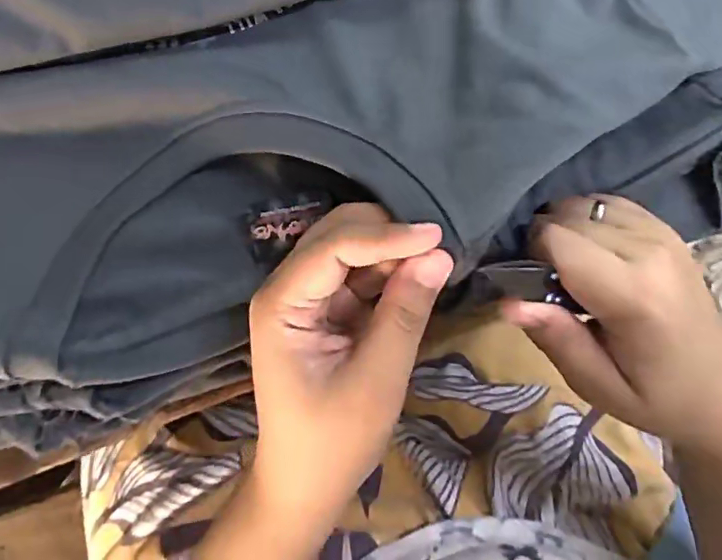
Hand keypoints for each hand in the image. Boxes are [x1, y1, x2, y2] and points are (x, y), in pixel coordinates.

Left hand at [244, 203, 453, 523]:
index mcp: (281, 303)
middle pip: (338, 233)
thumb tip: (440, 255)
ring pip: (350, 244)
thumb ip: (405, 313)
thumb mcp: (377, 382)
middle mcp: (287, 286)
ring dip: (390, 247)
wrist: (303, 488)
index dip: (385, 236)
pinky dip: (389, 267)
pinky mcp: (324, 305)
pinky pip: (358, 269)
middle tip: (436, 246)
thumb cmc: (333, 443)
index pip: (333, 247)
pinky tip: (417, 271)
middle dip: (386, 233)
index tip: (435, 235)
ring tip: (433, 257)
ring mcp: (304, 293)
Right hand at [500, 194, 721, 448]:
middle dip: (547, 240)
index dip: (533, 255)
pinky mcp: (664, 226)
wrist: (720, 391)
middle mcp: (649, 250)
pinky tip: (595, 250)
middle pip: (567, 214)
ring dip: (567, 226)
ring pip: (583, 202)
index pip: (558, 239)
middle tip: (554, 282)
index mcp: (634, 294)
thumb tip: (507, 302)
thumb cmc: (655, 397)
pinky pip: (607, 201)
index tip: (536, 285)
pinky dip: (589, 218)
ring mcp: (661, 232)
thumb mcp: (599, 386)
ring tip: (575, 266)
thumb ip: (556, 338)